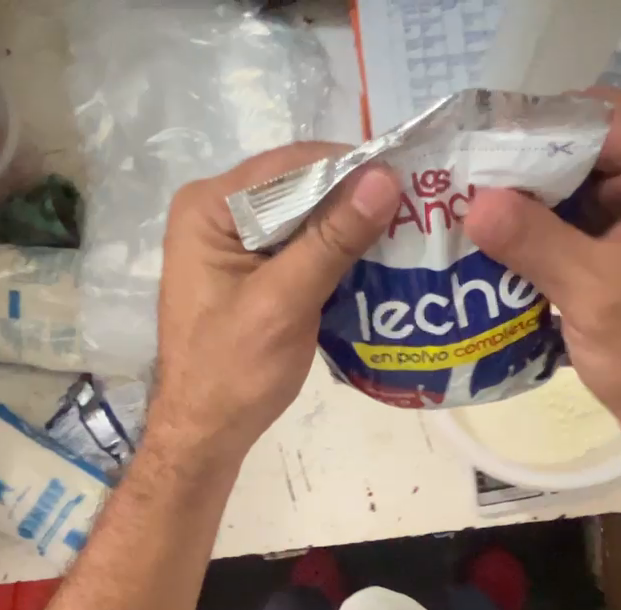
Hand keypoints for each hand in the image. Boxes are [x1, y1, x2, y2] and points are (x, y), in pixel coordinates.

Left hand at [150, 144, 401, 463]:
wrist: (205, 434)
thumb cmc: (234, 373)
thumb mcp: (285, 302)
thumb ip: (331, 240)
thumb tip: (384, 179)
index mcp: (209, 208)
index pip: (289, 165)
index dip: (349, 168)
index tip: (408, 180)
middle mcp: (215, 214)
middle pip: (295, 188)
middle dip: (351, 200)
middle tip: (415, 209)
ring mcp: (230, 245)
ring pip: (300, 219)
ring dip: (346, 229)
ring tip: (403, 234)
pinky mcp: (247, 274)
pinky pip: (296, 249)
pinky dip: (330, 256)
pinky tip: (369, 264)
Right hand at [464, 87, 620, 455]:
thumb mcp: (594, 292)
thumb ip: (537, 242)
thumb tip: (475, 202)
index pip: (608, 118)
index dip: (548, 123)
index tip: (486, 142)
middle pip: (584, 147)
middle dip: (526, 161)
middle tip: (465, 172)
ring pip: (568, 184)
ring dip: (522, 195)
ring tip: (465, 199)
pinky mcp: (608, 247)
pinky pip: (563, 221)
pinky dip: (529, 226)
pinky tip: (487, 234)